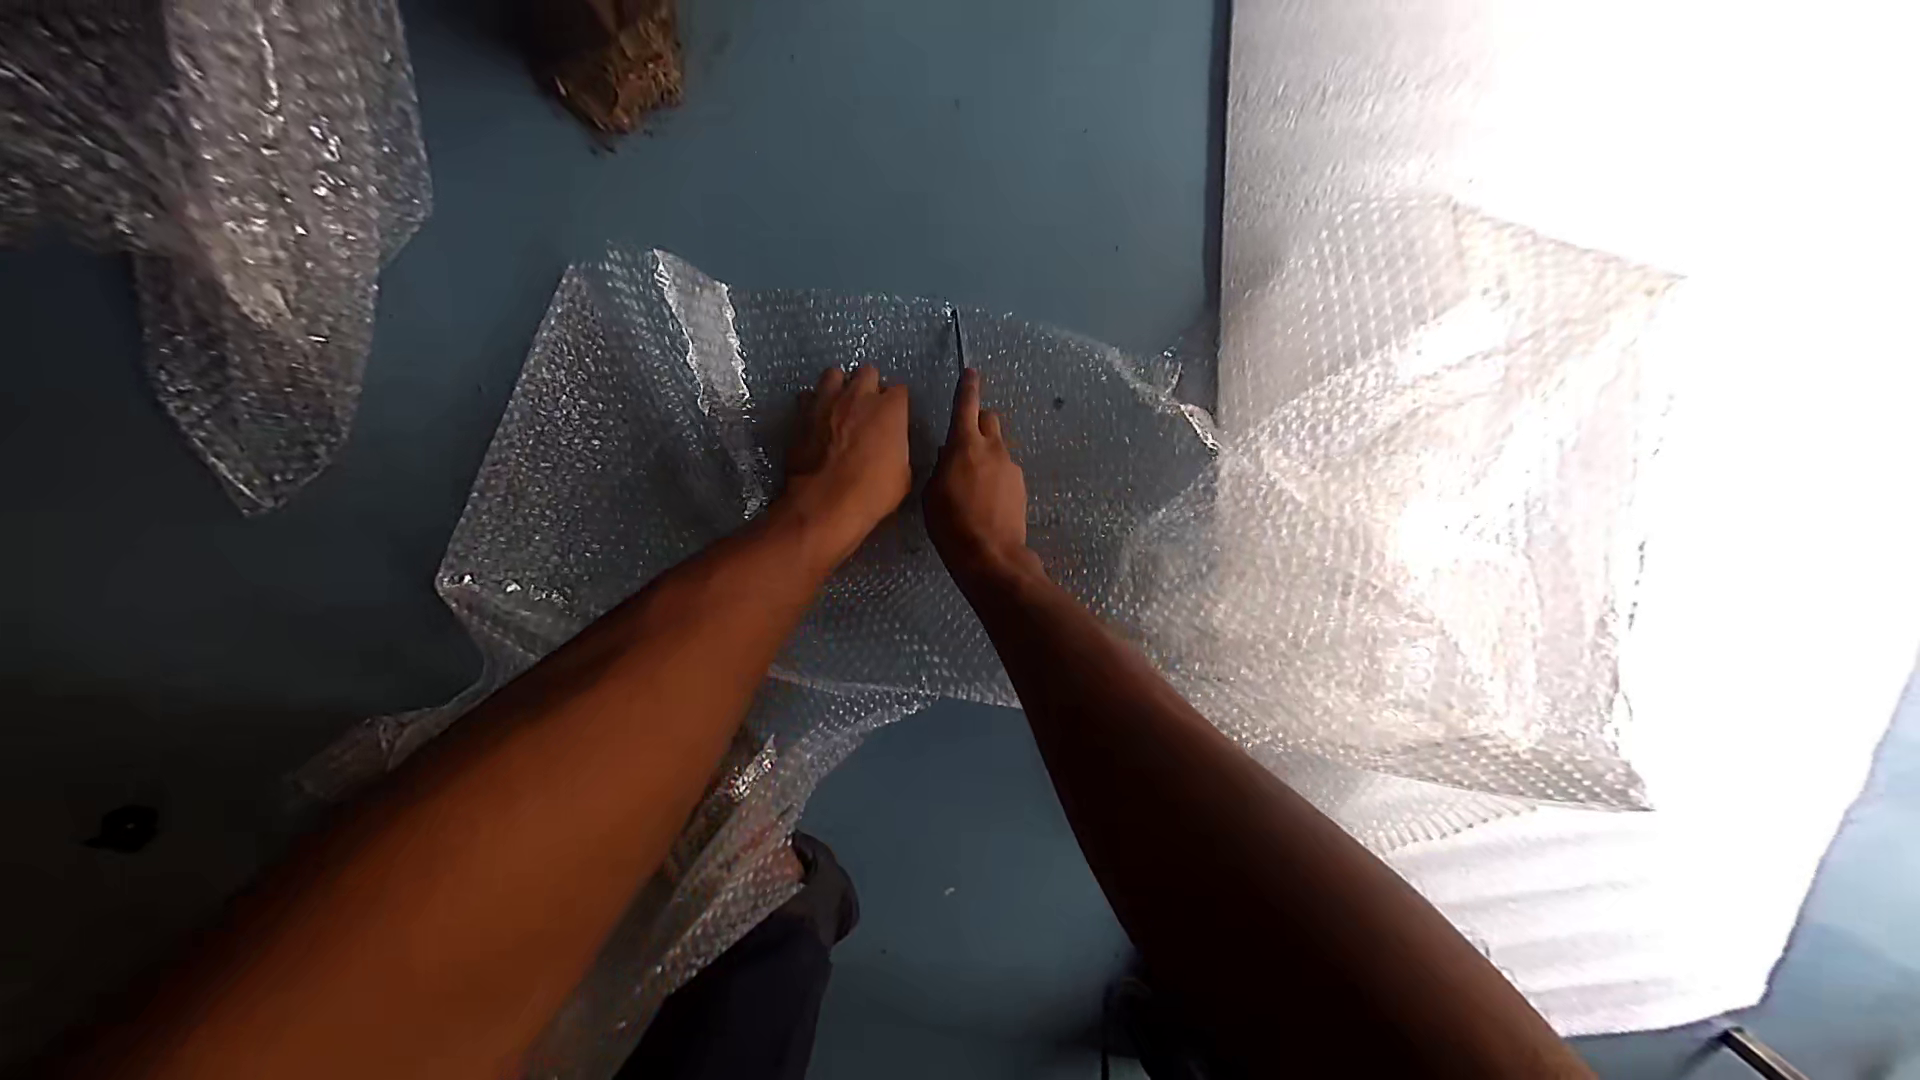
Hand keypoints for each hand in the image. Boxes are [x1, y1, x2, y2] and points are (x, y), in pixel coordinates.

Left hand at [775, 365, 910, 571]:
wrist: (825, 504)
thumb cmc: (871, 493)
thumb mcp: (902, 476)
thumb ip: (899, 450)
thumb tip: (893, 449)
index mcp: (890, 409)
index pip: (900, 391)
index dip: (897, 404)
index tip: (895, 417)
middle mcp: (858, 396)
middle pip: (867, 372)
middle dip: (869, 385)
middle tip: (869, 406)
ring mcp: (826, 402)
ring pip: (834, 374)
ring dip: (840, 386)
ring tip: (841, 404)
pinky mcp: (802, 415)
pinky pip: (808, 396)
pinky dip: (814, 403)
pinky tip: (818, 419)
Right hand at [926, 368, 1041, 586]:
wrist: (991, 555)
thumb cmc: (951, 524)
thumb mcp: (932, 494)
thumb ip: (941, 467)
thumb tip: (949, 454)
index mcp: (965, 445)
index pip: (966, 405)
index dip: (967, 387)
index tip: (971, 373)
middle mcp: (992, 448)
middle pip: (989, 419)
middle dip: (977, 423)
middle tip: (964, 442)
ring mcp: (1011, 466)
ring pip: (997, 447)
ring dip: (986, 454)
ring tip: (973, 483)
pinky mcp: (1021, 485)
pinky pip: (1005, 470)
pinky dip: (995, 476)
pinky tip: (987, 500)